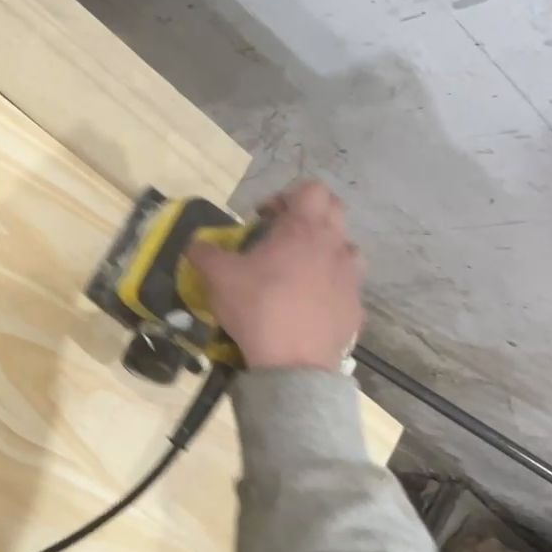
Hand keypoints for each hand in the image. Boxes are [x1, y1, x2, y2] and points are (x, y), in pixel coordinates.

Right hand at [184, 181, 362, 371]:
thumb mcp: (216, 276)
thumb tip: (196, 244)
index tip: (263, 217)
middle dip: (306, 216)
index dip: (285, 195)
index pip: (311, 189)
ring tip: (297, 269)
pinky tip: (305, 304)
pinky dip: (328, 284)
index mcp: (303, 230)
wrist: (293, 362)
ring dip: (323, 249)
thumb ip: (203, 252)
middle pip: (333, 210)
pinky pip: (345, 283)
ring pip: (344, 247)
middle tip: (278, 237)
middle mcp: (334, 245)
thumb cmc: (257, 307)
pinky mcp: (355, 306)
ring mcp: (351, 276)